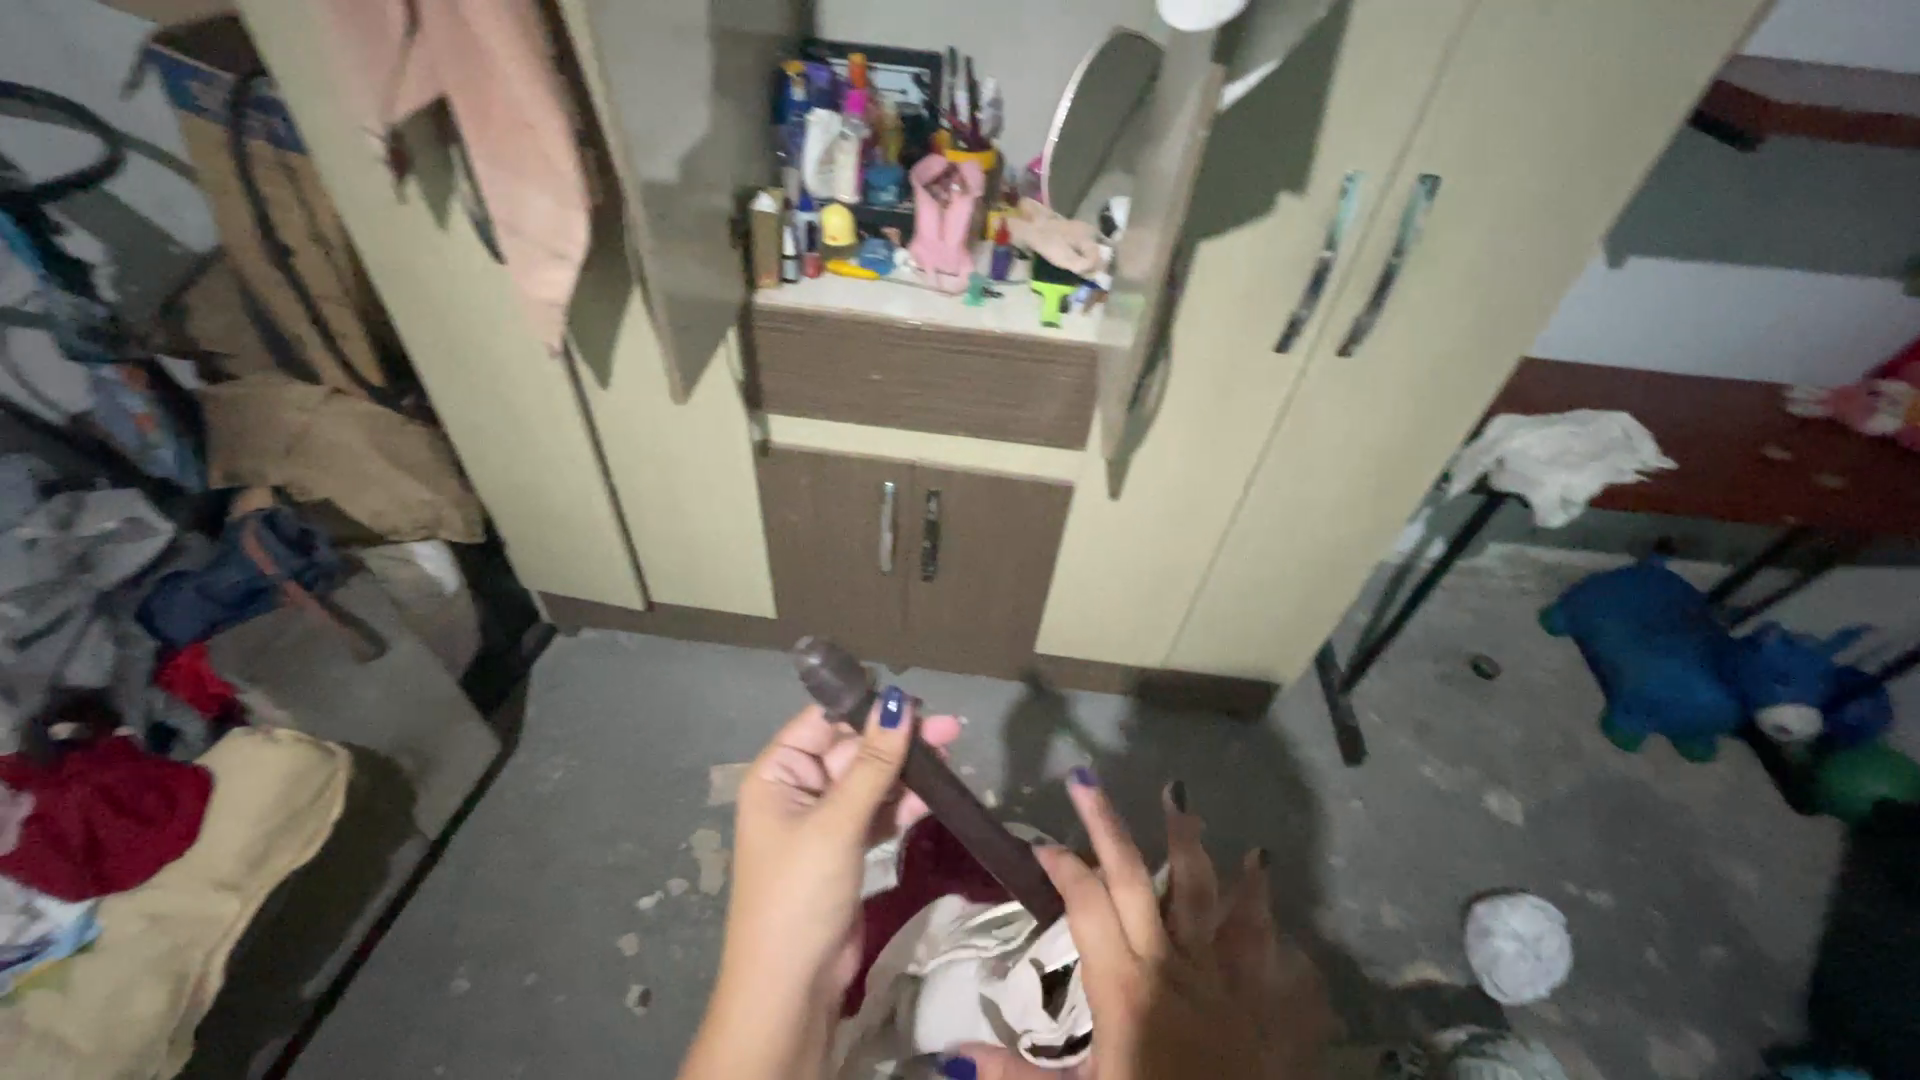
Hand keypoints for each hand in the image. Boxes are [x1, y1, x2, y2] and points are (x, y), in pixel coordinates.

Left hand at [722, 687, 960, 998]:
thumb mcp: (837, 823)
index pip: (822, 722)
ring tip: (952, 754)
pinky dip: (904, 805)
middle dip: (897, 740)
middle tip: (949, 728)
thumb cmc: (800, 892)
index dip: (864, 706)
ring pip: (872, 781)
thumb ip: (874, 762)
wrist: (791, 987)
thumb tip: (899, 702)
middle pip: (854, 750)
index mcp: (778, 773)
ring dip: (908, 771)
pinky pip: (879, 813)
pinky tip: (937, 795)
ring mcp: (825, 821)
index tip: (912, 697)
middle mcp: (799, 790)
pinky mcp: (848, 848)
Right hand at [956, 774, 1337, 1079]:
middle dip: (1106, 825)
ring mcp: (1214, 975)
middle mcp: (1166, 965)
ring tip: (1177, 795)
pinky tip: (1260, 860)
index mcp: (1121, 988)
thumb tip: (950, 1057)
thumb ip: (1015, 1076)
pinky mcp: (1250, 995)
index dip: (1063, 868)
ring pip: (1199, 892)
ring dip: (1186, 841)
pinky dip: (1257, 898)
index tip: (1042, 845)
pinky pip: (1256, 937)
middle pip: (1133, 879)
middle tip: (1084, 777)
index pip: (1086, 906)